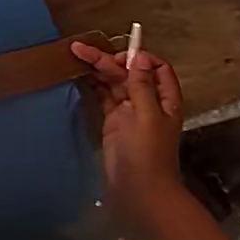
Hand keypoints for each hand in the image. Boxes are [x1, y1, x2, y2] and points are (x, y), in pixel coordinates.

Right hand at [71, 39, 184, 215]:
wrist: (140, 189)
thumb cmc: (148, 152)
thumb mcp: (147, 115)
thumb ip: (141, 85)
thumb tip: (138, 57)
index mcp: (163, 98)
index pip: (156, 68)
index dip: (139, 57)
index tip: (119, 55)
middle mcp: (147, 101)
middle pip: (129, 73)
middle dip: (108, 60)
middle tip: (81, 50)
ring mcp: (129, 112)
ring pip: (113, 83)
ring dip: (98, 70)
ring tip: (76, 56)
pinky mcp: (113, 121)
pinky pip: (103, 97)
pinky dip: (93, 85)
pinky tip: (80, 76)